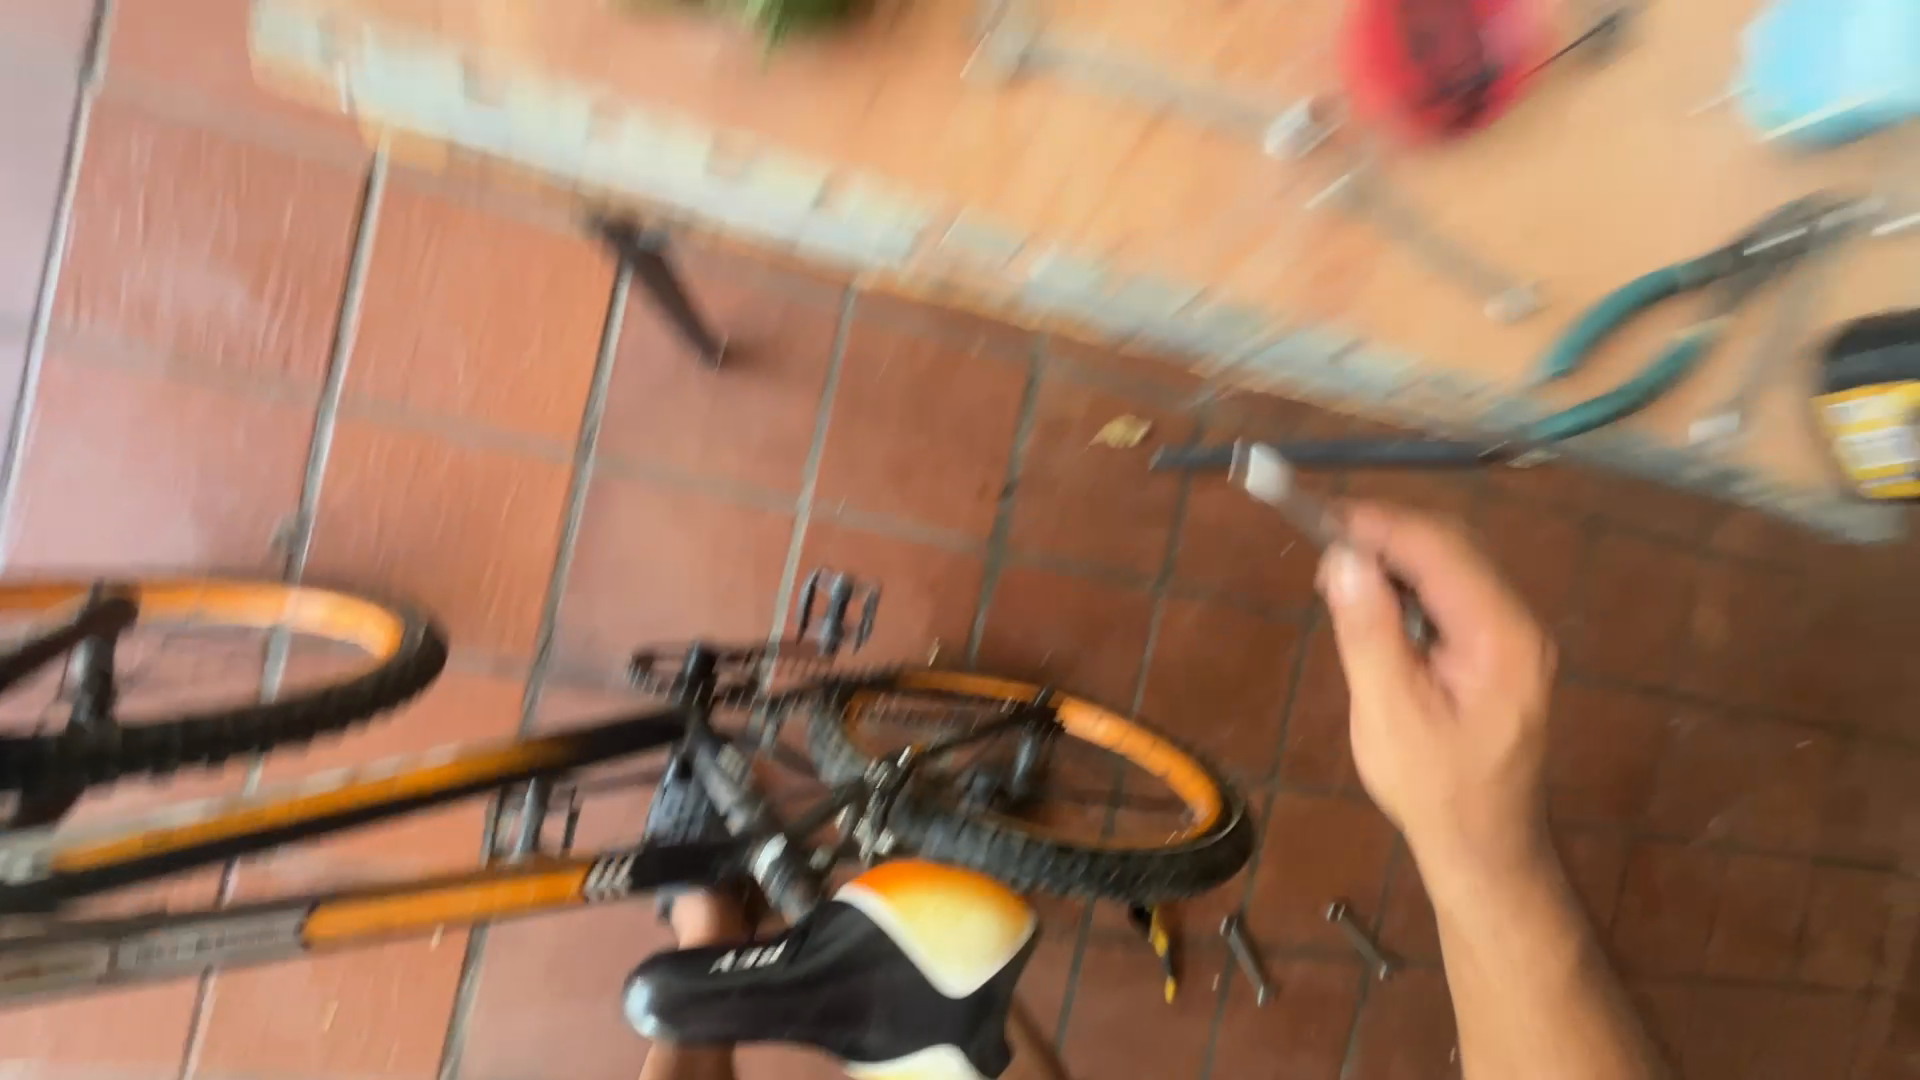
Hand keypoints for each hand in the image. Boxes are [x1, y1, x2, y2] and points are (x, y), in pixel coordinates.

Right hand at [1317, 503, 1557, 890]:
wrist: (1480, 842)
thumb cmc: (1432, 784)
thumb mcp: (1389, 710)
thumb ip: (1368, 631)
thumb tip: (1342, 559)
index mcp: (1501, 635)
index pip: (1439, 549)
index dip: (1378, 524)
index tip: (1320, 516)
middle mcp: (1516, 623)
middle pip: (1451, 545)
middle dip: (1384, 531)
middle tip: (1322, 537)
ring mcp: (1508, 634)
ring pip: (1449, 564)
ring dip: (1392, 554)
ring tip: (1338, 568)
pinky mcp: (1492, 647)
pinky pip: (1448, 591)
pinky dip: (1403, 582)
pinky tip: (1370, 598)